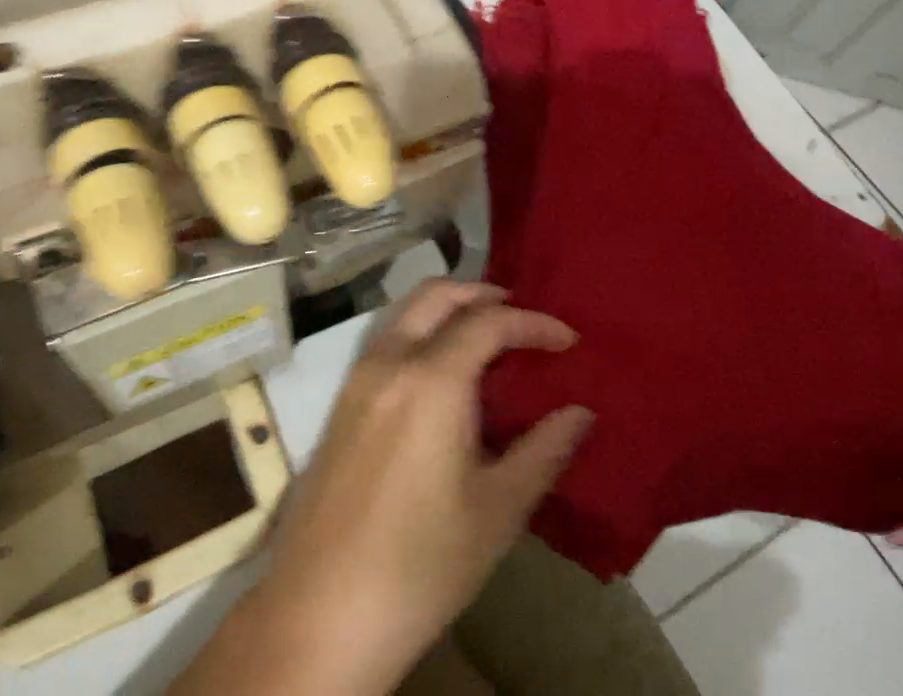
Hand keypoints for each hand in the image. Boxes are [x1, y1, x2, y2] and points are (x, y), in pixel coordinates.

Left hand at [171, 280, 592, 695]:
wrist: (323, 608)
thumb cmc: (422, 563)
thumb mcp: (498, 510)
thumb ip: (543, 450)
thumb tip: (579, 412)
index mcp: (429, 380)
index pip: (487, 322)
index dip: (533, 323)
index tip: (568, 342)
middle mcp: (386, 364)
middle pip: (434, 296)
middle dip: (482, 294)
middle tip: (523, 319)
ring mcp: (354, 382)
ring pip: (403, 316)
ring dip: (447, 312)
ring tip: (490, 344)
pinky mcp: (338, 407)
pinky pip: (385, 346)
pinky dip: (421, 337)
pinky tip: (446, 379)